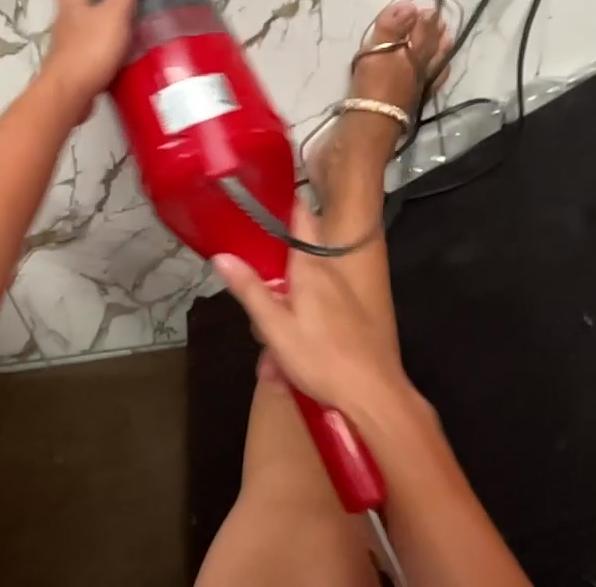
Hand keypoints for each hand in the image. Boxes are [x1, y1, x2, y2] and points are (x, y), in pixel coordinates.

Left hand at [42, 0, 156, 112]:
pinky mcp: (77, 67)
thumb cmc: (88, 50)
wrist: (70, 95)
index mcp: (71, 4)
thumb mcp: (114, 13)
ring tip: (115, 13)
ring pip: (83, 26)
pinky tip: (119, 49)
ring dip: (95, 19)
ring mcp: (70, 46)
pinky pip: (93, 50)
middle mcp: (66, 22)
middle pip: (72, 0)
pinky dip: (104, 45)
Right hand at [212, 207, 415, 413]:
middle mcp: (329, 272)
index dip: (281, 201)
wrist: (375, 397)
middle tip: (251, 295)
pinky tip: (290, 349)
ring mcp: (343, 294)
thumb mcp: (276, 327)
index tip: (255, 198)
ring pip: (304, 283)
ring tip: (269, 339)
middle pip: (295, 253)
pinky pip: (318, 303)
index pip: (300, 216)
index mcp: (310, 267)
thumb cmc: (322, 359)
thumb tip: (220, 256)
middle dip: (271, 270)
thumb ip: (249, 289)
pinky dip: (299, 316)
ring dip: (284, 301)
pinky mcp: (351, 315)